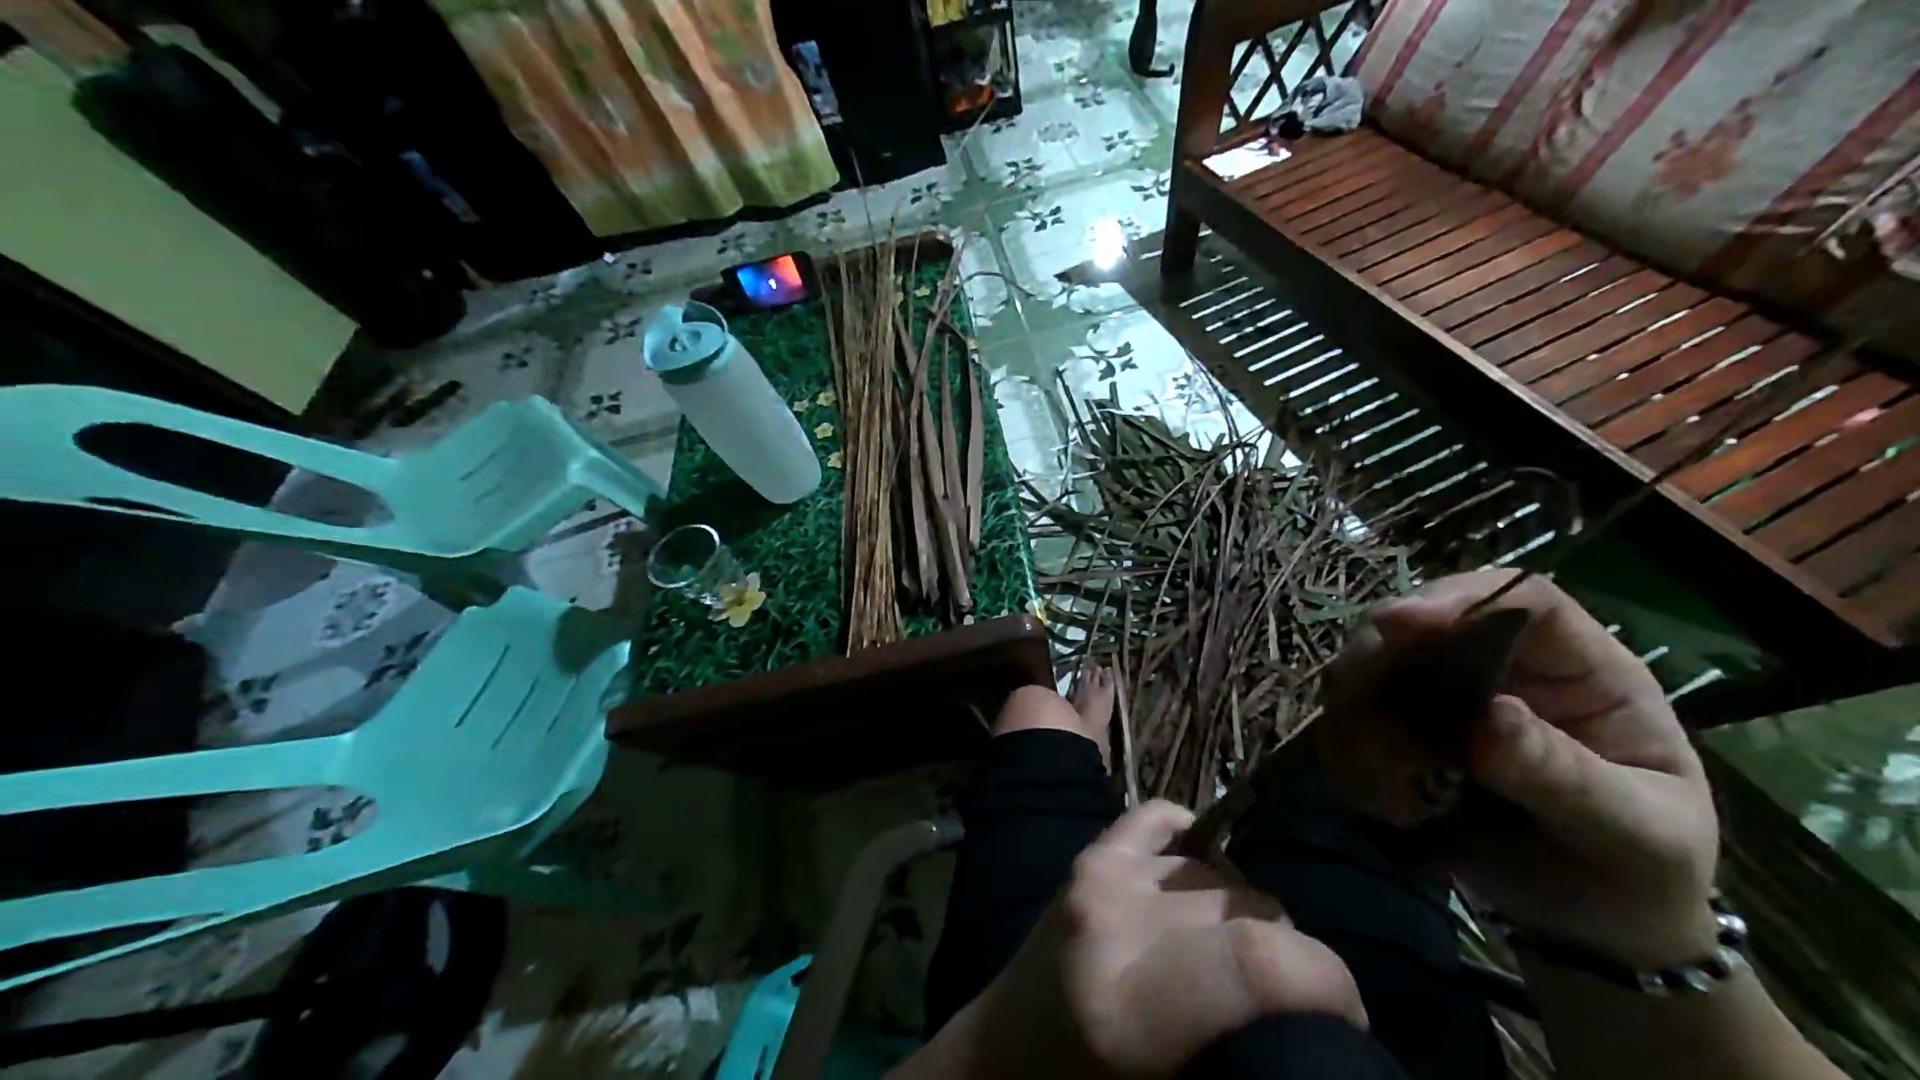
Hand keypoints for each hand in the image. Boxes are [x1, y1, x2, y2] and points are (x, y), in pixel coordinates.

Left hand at [904, 801, 1364, 1079]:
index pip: (1263, 959)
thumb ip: (1248, 1045)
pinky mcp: (1086, 853)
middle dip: (1290, 955)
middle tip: (1280, 1002)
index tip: (1345, 1024)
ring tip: (1230, 958)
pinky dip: (1196, 846)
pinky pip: (1162, 818)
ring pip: (1217, 869)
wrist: (996, 1062)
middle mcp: (1113, 919)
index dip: (1332, 984)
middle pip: (1248, 905)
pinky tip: (1197, 887)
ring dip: (1243, 912)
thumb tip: (1317, 1016)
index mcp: (1132, 1006)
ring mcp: (1095, 873)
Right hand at [1322, 571, 1719, 970]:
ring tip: (1393, 784)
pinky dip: (1348, 754)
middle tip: (1353, 698)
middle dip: (1378, 655)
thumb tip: (1491, 716)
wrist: (1590, 925)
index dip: (1461, 597)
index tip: (1399, 624)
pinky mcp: (1400, 734)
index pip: (1524, 599)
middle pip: (1422, 622)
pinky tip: (1384, 800)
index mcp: (1580, 672)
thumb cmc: (1638, 872)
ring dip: (1359, 717)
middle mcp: (1501, 671)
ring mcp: (1443, 700)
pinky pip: (1349, 722)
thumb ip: (1566, 776)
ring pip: (1370, 669)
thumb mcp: (1635, 835)